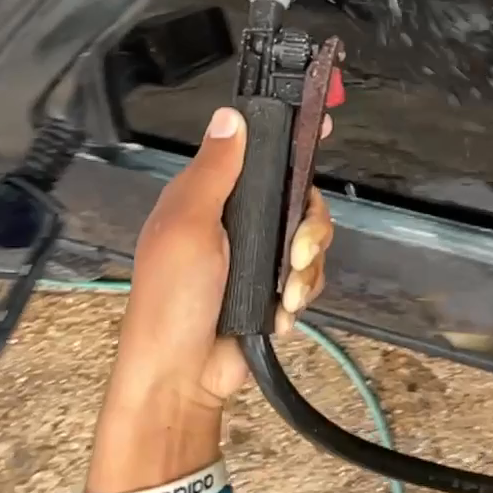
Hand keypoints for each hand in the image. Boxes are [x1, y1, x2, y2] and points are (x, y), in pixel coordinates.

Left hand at [107, 107, 335, 413]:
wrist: (181, 377)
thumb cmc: (171, 299)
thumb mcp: (188, 225)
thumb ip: (215, 171)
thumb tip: (228, 115)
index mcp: (210, 194)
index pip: (258, 153)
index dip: (291, 142)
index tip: (320, 130)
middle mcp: (238, 218)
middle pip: (299, 197)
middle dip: (309, 227)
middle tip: (296, 254)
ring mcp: (257, 254)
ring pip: (311, 237)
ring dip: (306, 268)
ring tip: (286, 295)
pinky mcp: (272, 286)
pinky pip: (309, 274)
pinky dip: (302, 293)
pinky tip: (282, 312)